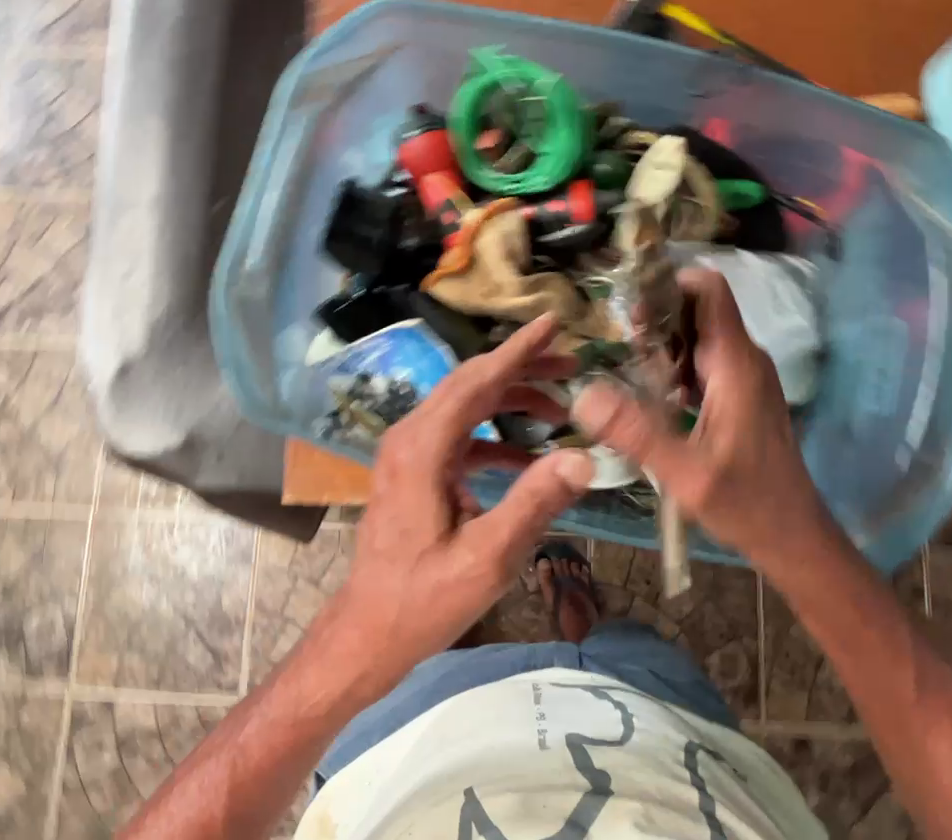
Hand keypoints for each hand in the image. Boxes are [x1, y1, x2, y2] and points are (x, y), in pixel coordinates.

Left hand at [315, 315, 594, 691]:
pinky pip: (460, 438)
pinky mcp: (414, 472)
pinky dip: (496, 439)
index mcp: (422, 449)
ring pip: (465, 408)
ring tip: (561, 407)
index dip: (517, 350)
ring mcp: (409, 454)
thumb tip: (583, 457)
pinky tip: (532, 457)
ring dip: (511, 402)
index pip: (475, 382)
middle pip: (470, 385)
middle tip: (572, 363)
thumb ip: (534, 503)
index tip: (551, 321)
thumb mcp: (487, 557)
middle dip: (521, 369)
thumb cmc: (424, 599)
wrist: (369, 630)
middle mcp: (410, 438)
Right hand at [571, 268, 842, 557]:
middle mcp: (744, 359)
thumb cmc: (746, 503)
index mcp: (736, 364)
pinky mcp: (740, 394)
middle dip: (654, 318)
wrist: (794, 536)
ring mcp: (744, 376)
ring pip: (697, 335)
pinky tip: (649, 395)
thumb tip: (582, 395)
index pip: (708, 289)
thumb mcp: (685, 472)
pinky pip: (702, 361)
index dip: (667, 284)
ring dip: (660, 344)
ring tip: (624, 370)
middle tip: (614, 346)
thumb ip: (636, 432)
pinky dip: (673, 367)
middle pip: (697, 309)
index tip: (626, 306)